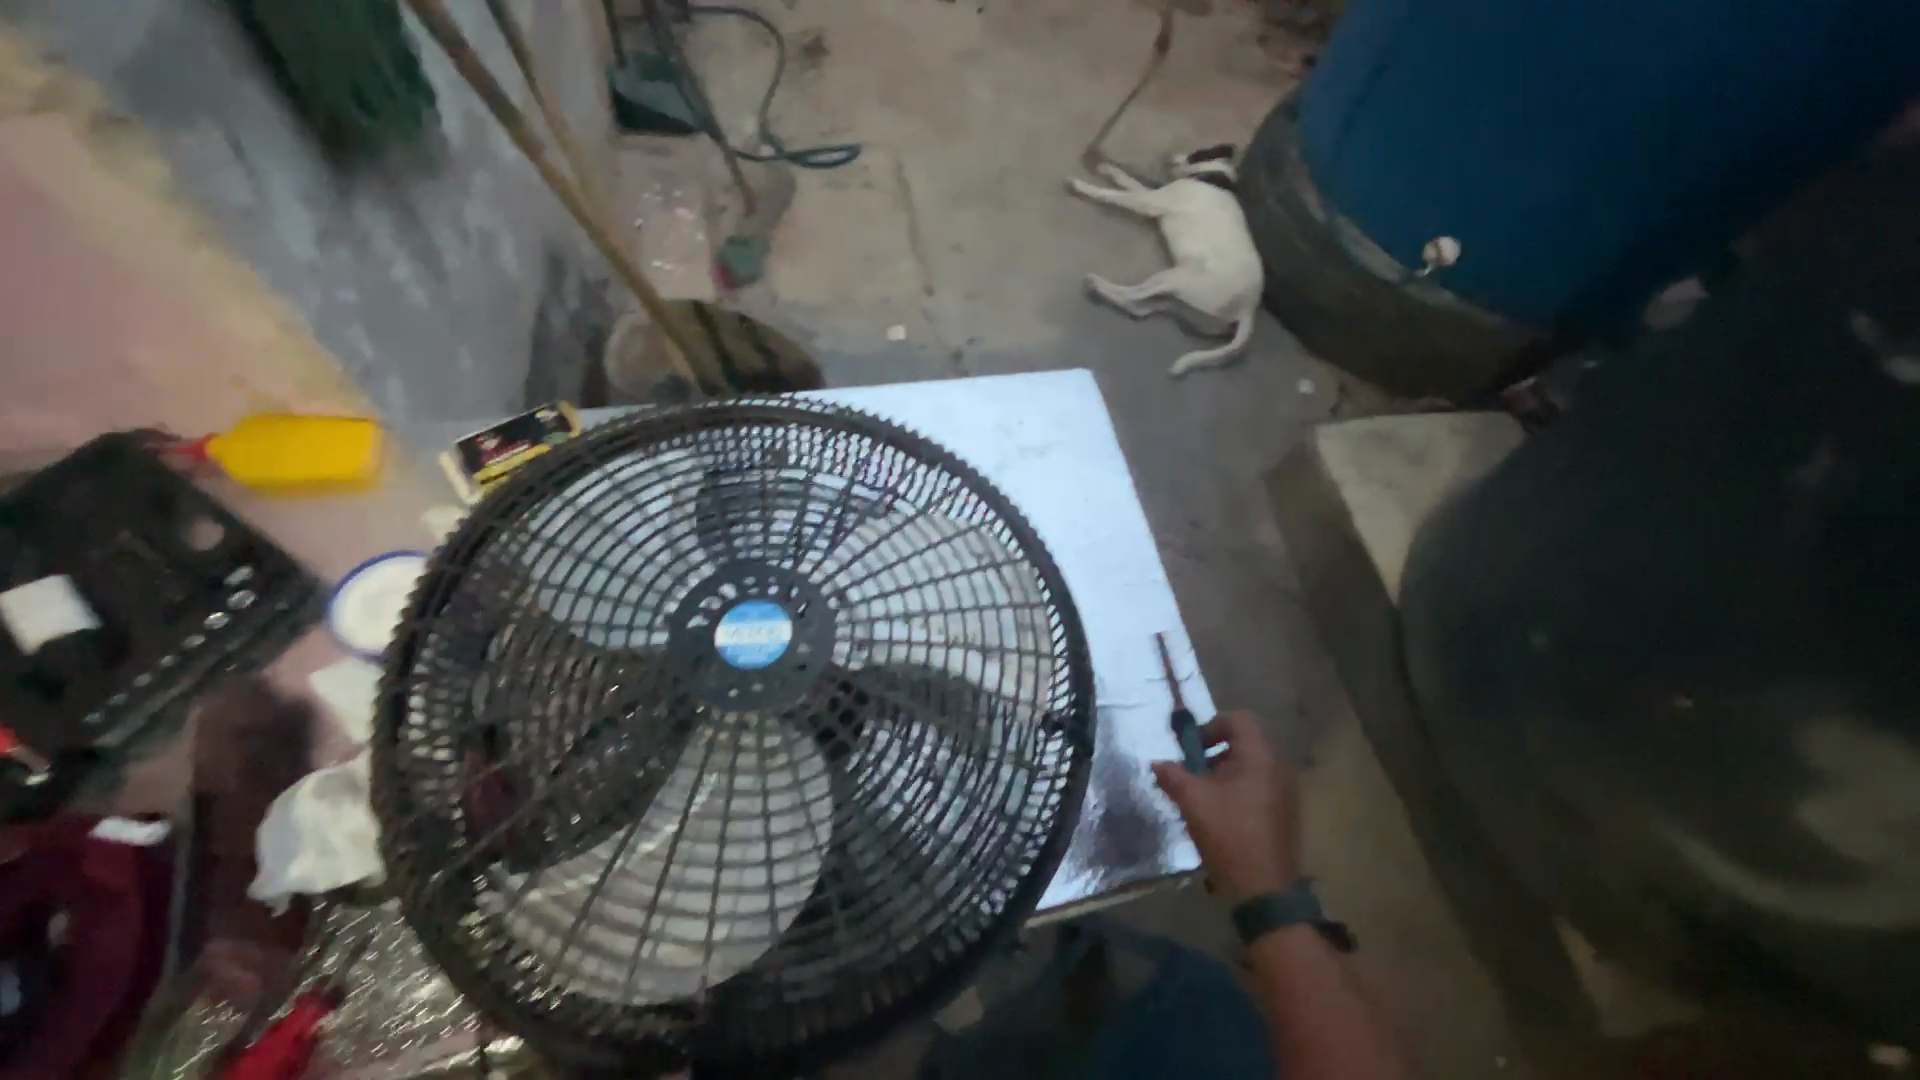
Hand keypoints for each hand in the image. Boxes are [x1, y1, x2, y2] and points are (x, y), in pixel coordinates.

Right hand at [1152, 710, 1300, 901]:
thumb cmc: (1228, 835)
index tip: (1193, 749)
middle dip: (1216, 752)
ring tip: (1204, 796)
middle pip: (1247, 743)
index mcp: (1260, 757)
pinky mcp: (1287, 813)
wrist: (1264, 889)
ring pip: (1253, 766)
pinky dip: (1240, 789)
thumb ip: (1173, 775)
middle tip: (1195, 772)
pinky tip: (1222, 815)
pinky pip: (1262, 786)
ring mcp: (1287, 792)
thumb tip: (1157, 763)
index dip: (1212, 726)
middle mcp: (1279, 768)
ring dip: (1227, 772)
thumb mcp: (1192, 801)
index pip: (1239, 720)